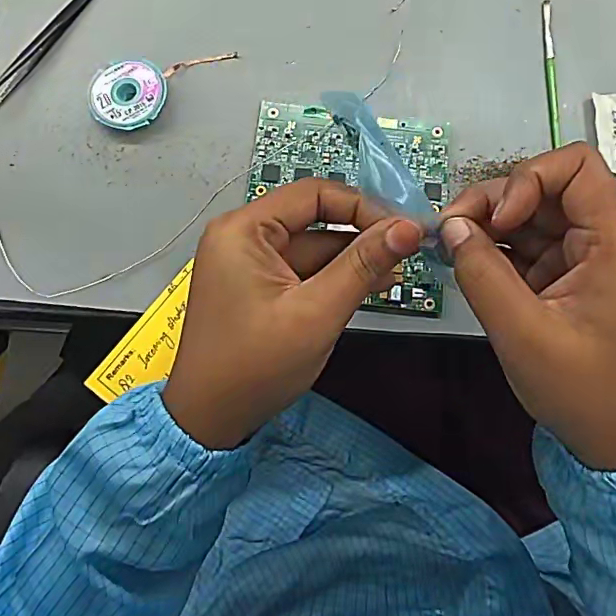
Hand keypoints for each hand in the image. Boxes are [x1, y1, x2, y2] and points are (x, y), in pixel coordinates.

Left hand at [165, 178, 423, 448]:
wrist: (209, 421)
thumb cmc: (253, 368)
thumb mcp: (316, 314)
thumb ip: (362, 265)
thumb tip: (406, 229)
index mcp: (243, 230)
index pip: (313, 194)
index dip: (362, 207)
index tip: (400, 230)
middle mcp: (242, 236)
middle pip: (315, 219)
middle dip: (361, 235)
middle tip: (405, 252)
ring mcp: (249, 262)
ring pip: (314, 246)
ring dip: (353, 258)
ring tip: (395, 273)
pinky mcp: (258, 285)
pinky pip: (304, 268)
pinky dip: (335, 276)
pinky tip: (370, 284)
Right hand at [440, 143, 615, 469]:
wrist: (614, 446)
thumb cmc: (584, 394)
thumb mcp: (524, 334)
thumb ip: (482, 274)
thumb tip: (450, 227)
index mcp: (613, 246)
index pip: (578, 167)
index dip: (530, 178)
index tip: (500, 220)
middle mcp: (601, 242)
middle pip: (546, 187)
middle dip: (495, 200)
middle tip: (452, 230)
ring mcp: (581, 260)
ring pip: (530, 213)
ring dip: (488, 222)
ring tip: (453, 245)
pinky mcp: (563, 278)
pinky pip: (525, 244)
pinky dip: (494, 247)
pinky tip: (468, 261)